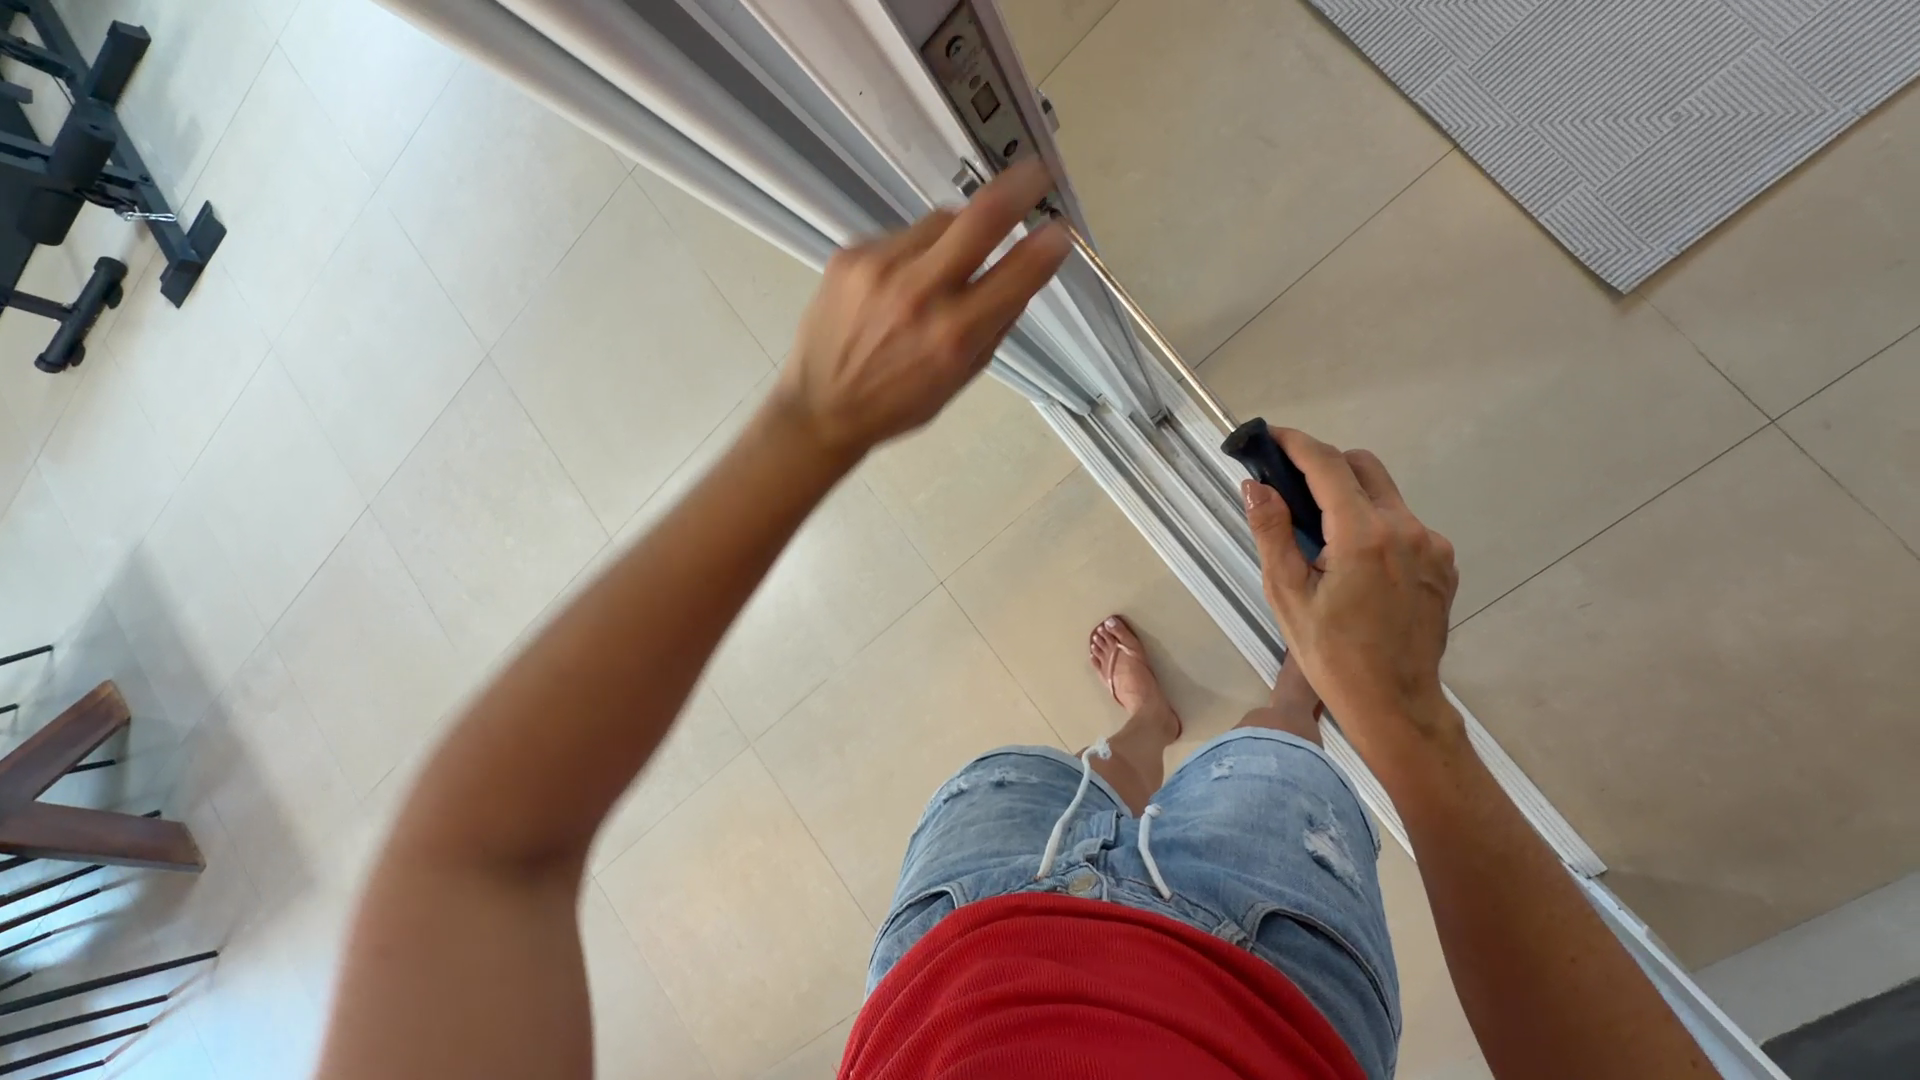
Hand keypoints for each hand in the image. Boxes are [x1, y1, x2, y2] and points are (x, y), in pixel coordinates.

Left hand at [772, 160, 1070, 461]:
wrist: (820, 407)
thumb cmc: (897, 404)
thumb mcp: (959, 379)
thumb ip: (995, 327)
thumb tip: (1025, 275)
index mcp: (954, 335)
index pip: (1018, 273)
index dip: (1048, 247)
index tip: (1060, 230)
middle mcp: (919, 294)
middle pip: (981, 217)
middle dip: (1019, 188)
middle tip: (1037, 173)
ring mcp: (880, 267)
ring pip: (941, 221)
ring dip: (958, 234)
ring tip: (946, 265)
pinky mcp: (851, 254)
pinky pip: (903, 235)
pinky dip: (915, 250)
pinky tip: (901, 281)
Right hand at [1242, 429, 1462, 752]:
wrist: (1396, 703)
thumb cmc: (1331, 655)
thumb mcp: (1287, 595)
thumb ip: (1272, 532)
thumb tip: (1255, 486)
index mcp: (1364, 536)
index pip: (1328, 466)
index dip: (1296, 444)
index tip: (1269, 437)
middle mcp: (1407, 529)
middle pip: (1363, 467)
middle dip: (1324, 465)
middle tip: (1289, 488)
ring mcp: (1432, 545)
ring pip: (1385, 495)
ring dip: (1349, 497)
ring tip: (1320, 538)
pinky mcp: (1444, 563)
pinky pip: (1403, 524)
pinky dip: (1374, 525)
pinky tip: (1354, 563)